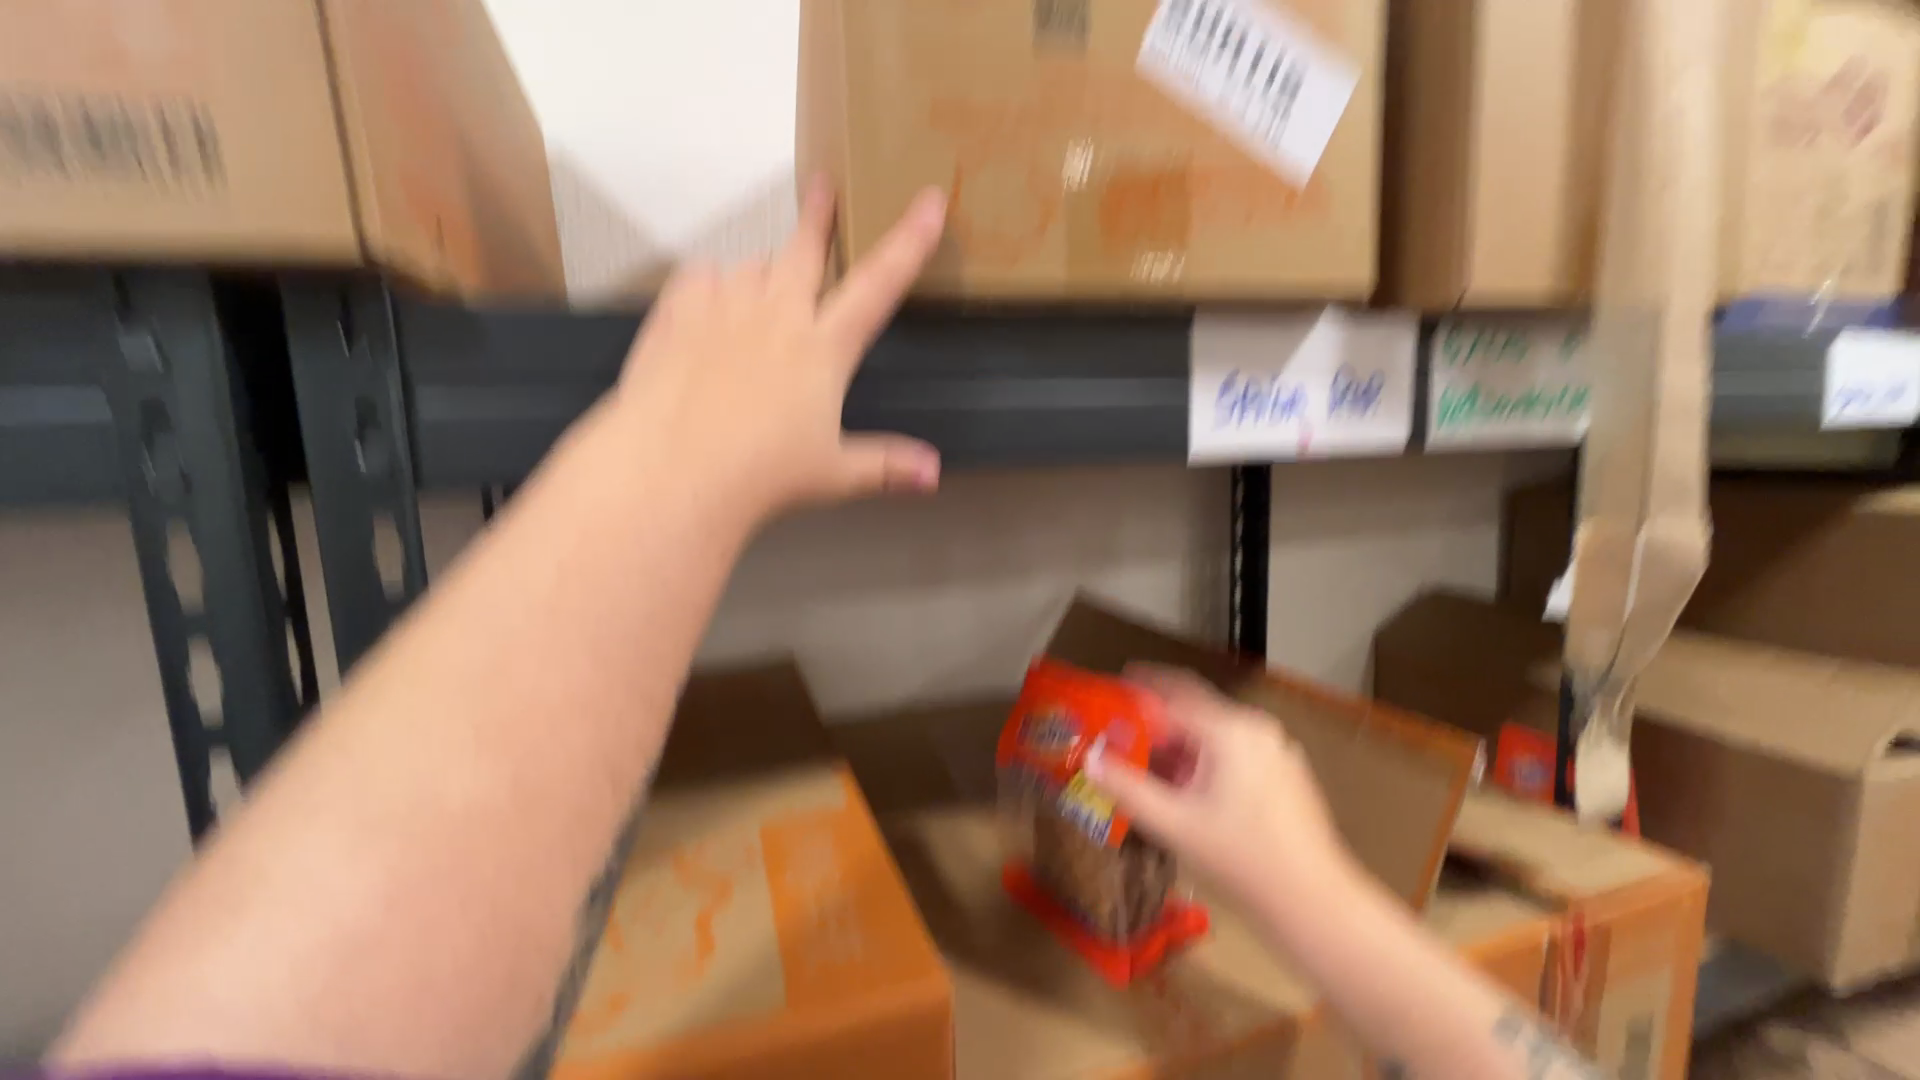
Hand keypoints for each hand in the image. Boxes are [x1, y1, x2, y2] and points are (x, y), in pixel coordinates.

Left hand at [614, 179, 947, 521]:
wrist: (674, 471)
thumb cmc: (764, 474)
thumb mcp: (833, 474)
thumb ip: (885, 465)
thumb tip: (934, 474)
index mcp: (824, 347)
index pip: (878, 285)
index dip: (909, 242)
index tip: (929, 202)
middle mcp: (777, 314)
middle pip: (804, 251)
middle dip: (819, 217)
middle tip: (823, 187)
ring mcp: (724, 308)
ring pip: (752, 266)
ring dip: (765, 273)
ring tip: (763, 294)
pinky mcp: (677, 314)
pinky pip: (700, 278)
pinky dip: (712, 284)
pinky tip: (710, 301)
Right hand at [1087, 666, 1356, 917]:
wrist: (1316, 903)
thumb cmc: (1243, 859)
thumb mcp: (1175, 824)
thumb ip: (1127, 788)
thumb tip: (1088, 758)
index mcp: (1231, 731)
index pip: (1173, 695)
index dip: (1138, 692)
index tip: (1110, 690)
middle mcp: (1256, 729)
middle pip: (1195, 711)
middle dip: (1156, 719)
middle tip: (1120, 727)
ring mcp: (1275, 751)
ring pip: (1213, 734)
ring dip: (1178, 744)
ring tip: (1146, 763)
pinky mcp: (1283, 774)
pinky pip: (1233, 753)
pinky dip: (1203, 760)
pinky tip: (1184, 788)